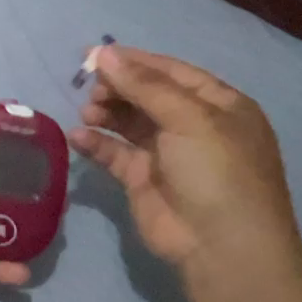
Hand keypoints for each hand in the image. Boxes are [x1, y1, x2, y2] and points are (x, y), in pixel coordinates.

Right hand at [68, 46, 301, 270]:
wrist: (222, 248)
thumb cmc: (217, 172)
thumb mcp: (188, 119)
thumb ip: (143, 84)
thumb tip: (103, 52)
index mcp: (219, 106)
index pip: (170, 72)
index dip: (135, 61)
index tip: (96, 55)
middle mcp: (193, 126)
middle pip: (146, 94)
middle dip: (117, 87)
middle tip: (92, 90)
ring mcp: (167, 154)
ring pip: (128, 121)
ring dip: (105, 112)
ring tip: (88, 114)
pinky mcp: (142, 179)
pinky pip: (114, 152)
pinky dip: (95, 142)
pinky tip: (78, 137)